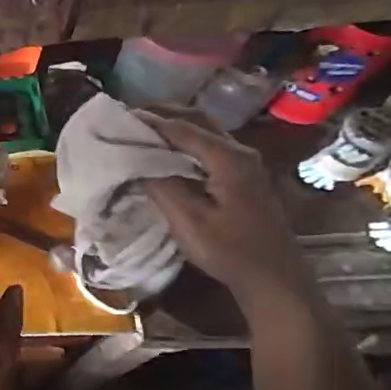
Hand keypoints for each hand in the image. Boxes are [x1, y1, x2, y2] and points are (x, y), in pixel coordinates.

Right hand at [135, 105, 314, 313]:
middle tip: (128, 114)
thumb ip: (162, 186)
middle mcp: (239, 153)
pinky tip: (164, 151)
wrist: (272, 275)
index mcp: (228, 159)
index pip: (183, 129)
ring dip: (174, 126)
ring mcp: (243, 164)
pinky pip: (207, 148)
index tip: (118, 114)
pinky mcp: (240, 177)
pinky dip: (183, 141)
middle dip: (164, 114)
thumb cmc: (228, 250)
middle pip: (198, 121)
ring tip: (141, 128)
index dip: (150, 120)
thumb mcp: (188, 220)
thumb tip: (137, 162)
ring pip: (205, 133)